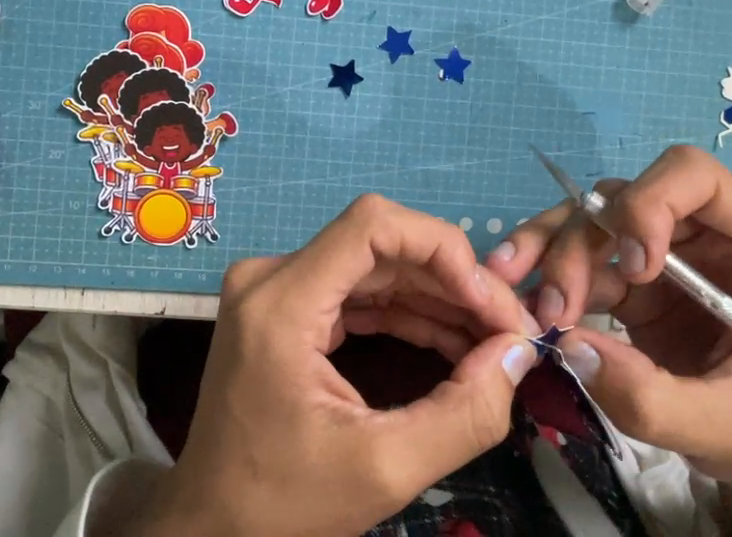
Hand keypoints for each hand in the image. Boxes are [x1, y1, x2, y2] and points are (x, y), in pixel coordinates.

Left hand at [127, 195, 541, 536]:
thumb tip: (519, 353)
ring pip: (375, 267)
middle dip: (453, 281)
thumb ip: (463, 414)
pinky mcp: (287, 309)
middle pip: (381, 245)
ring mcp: (277, 290)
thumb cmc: (284, 502)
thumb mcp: (383, 469)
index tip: (490, 304)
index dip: (442, 248)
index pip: (372, 225)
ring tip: (495, 341)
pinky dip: (408, 312)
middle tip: (510, 332)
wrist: (212, 524)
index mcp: (282, 301)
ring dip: (438, 298)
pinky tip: (455, 343)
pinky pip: (358, 292)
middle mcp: (273, 276)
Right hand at [484, 147, 731, 535]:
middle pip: (625, 200)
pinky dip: (544, 281)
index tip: (636, 272)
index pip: (694, 178)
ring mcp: (667, 261)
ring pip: (592, 225)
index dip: (651, 204)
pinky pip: (580, 266)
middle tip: (552, 305)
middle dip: (579, 244)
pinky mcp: (636, 292)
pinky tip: (518, 305)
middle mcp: (706, 237)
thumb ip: (654, 396)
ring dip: (549, 253)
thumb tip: (567, 346)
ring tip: (515, 294)